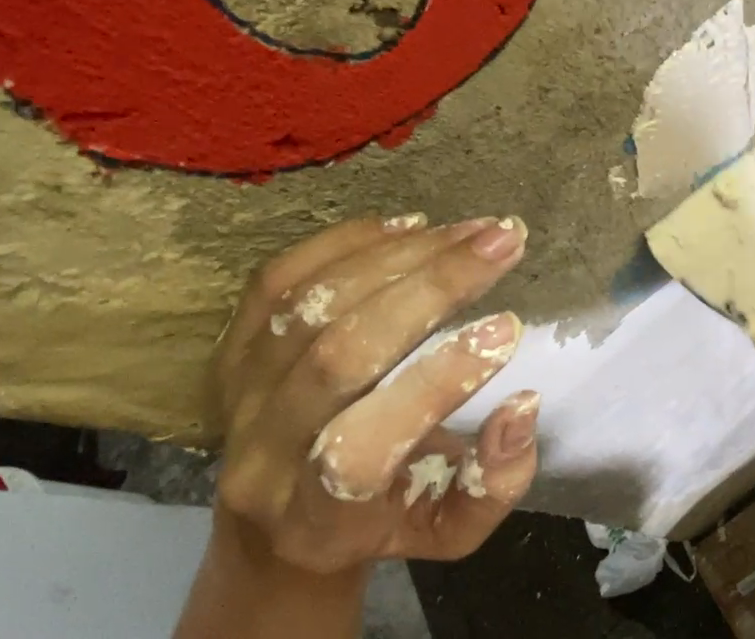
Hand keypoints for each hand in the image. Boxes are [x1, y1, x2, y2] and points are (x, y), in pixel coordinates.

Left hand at [178, 213, 541, 637]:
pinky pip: (280, 277)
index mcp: (316, 516)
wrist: (279, 515)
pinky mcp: (232, 346)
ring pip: (315, 303)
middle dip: (432, 287)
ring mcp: (239, 392)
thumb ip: (493, 484)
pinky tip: (414, 226)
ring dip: (404, 254)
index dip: (436, 382)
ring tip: (472, 230)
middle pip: (339, 353)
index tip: (508, 327)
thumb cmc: (382, 519)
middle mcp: (262, 452)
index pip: (363, 444)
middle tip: (503, 243)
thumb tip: (522, 404)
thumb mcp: (448, 528)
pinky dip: (350, 242)